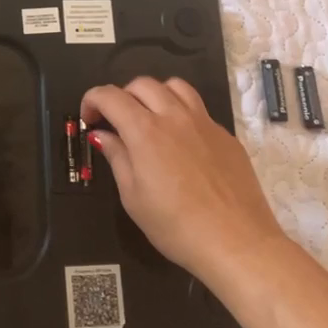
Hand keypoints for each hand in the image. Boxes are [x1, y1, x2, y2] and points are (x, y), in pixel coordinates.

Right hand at [82, 78, 282, 287]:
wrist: (238, 243)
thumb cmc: (177, 226)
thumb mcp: (134, 198)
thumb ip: (117, 157)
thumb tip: (103, 134)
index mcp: (145, 130)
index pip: (110, 95)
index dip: (92, 100)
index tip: (89, 118)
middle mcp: (174, 116)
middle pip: (142, 84)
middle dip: (122, 96)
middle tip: (117, 121)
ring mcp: (205, 122)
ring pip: (175, 86)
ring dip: (155, 94)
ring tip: (151, 118)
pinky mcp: (226, 135)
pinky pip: (199, 110)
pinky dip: (182, 114)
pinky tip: (182, 143)